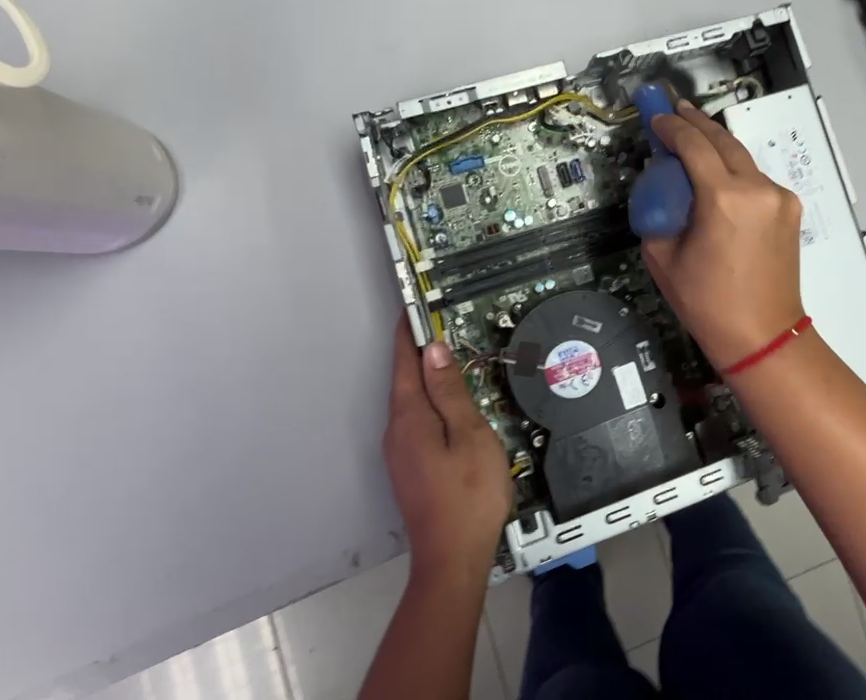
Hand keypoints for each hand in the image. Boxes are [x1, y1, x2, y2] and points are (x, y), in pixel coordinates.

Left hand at [382, 320, 512, 584]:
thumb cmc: (468, 494)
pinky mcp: (409, 468)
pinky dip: (430, 401)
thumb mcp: (469, 435)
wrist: (453, 557)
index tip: (413, 308)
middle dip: (419, 352)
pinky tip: (450, 404)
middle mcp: (396, 431)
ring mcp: (400, 452)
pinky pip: (416, 420)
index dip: (409, 333)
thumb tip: (434, 351)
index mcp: (409, 418)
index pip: (404, 362)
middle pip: (404, 380)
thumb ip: (451, 392)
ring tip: (449, 357)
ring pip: (411, 402)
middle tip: (439, 325)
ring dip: (426, 377)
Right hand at [641, 100, 806, 367]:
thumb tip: (663, 194)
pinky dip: (735, 171)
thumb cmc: (708, 304)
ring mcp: (779, 198)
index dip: (671, 127)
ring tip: (695, 138)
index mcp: (723, 199)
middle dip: (697, 123)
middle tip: (676, 111)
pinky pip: (757, 180)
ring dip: (717, 145)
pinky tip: (720, 176)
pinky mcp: (790, 210)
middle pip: (723, 140)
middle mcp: (757, 189)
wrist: (763, 336)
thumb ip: (659, 216)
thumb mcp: (664, 259)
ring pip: (743, 158)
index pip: (694, 145)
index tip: (656, 119)